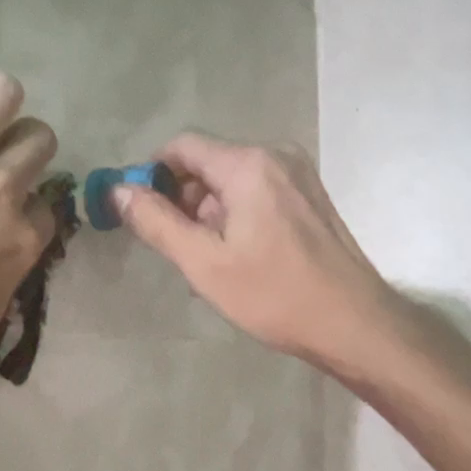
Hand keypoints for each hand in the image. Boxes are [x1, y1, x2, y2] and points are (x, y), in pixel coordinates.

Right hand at [115, 133, 405, 374]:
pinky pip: (255, 196)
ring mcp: (297, 177)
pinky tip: (233, 261)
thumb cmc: (273, 294)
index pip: (182, 147)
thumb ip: (156, 222)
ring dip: (206, 215)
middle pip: (207, 164)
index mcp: (248, 165)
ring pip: (230, 184)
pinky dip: (233, 219)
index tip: (135, 212)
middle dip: (180, 200)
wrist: (352, 323)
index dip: (150, 174)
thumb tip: (118, 190)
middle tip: (172, 248)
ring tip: (204, 264)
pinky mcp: (308, 199)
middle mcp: (275, 157)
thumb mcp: (203, 262)